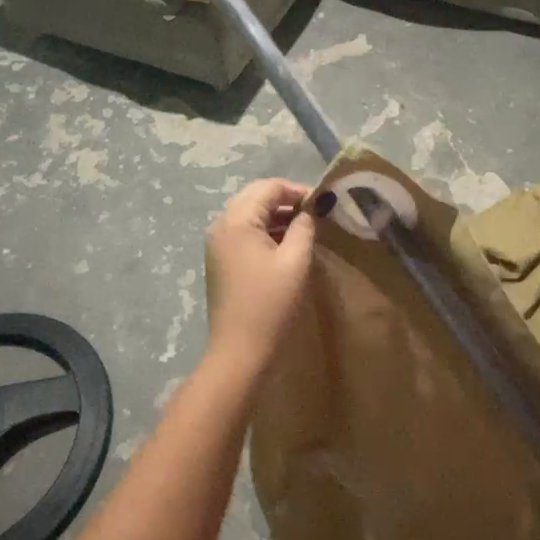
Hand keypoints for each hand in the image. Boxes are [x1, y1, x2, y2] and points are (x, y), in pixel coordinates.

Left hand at [205, 178, 315, 376]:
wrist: (239, 352)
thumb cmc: (270, 304)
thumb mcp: (296, 261)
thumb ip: (304, 227)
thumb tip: (309, 209)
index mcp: (237, 220)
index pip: (269, 187)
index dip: (297, 190)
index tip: (322, 202)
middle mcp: (221, 225)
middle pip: (255, 196)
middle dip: (285, 199)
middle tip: (314, 211)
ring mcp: (217, 243)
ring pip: (248, 213)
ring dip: (275, 214)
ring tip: (304, 227)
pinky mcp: (219, 259)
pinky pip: (242, 231)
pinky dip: (264, 230)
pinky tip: (285, 243)